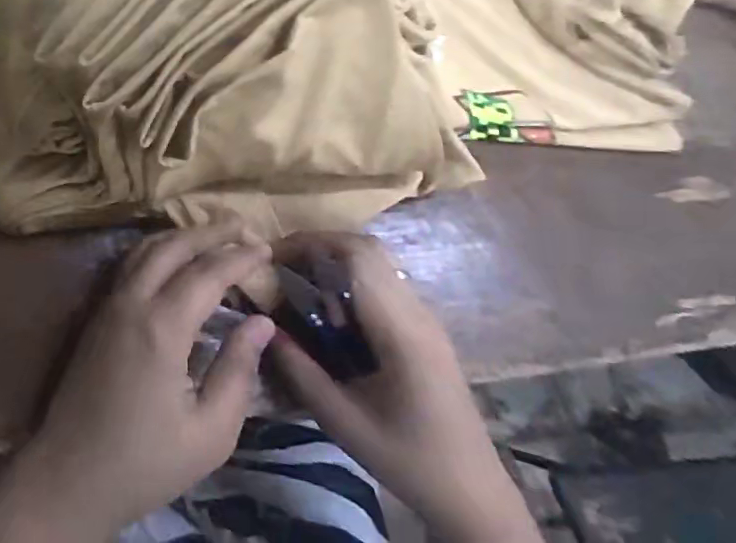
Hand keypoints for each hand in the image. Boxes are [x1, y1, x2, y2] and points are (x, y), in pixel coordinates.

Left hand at [0, 223, 275, 542]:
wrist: (70, 475)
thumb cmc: (146, 461)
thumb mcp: (210, 433)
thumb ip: (238, 371)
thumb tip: (262, 323)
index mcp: (162, 327)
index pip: (208, 273)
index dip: (240, 257)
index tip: (267, 249)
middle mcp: (133, 301)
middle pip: (174, 246)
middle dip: (211, 231)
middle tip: (244, 225)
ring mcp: (109, 303)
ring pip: (147, 248)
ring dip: (182, 235)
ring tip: (213, 233)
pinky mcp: (97, 313)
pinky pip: (131, 263)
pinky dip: (158, 248)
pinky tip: (172, 256)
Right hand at [268, 233, 540, 542]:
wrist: (473, 494)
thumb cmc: (407, 459)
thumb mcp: (342, 420)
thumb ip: (299, 370)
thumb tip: (262, 328)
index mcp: (400, 329)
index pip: (357, 256)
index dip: (312, 243)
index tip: (273, 256)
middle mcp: (417, 311)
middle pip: (367, 249)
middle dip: (320, 245)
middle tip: (282, 265)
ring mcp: (425, 317)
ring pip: (377, 262)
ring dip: (336, 260)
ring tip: (300, 283)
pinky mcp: (425, 328)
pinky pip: (384, 282)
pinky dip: (351, 278)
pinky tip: (331, 311)